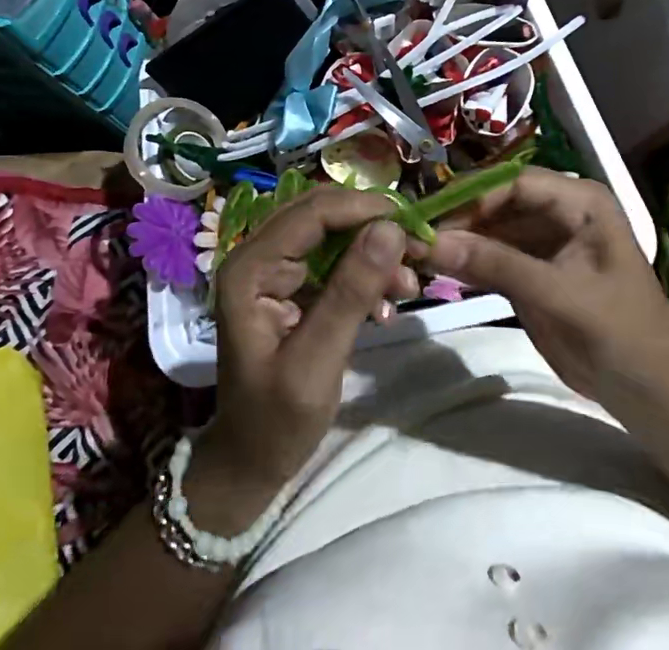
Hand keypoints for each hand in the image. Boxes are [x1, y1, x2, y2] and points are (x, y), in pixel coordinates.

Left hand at [192, 187, 421, 529]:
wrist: (250, 459)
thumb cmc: (275, 419)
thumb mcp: (317, 360)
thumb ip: (351, 292)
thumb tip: (391, 230)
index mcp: (250, 269)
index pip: (312, 213)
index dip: (364, 210)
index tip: (415, 226)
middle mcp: (258, 257)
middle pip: (323, 215)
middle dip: (373, 227)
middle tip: (418, 250)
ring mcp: (275, 271)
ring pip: (333, 235)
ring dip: (374, 253)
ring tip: (408, 288)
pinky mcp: (293, 288)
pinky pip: (335, 262)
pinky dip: (366, 275)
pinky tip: (388, 306)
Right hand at [426, 168, 668, 401]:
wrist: (647, 390)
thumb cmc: (618, 332)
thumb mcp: (558, 294)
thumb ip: (497, 264)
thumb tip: (432, 242)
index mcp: (582, 202)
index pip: (515, 183)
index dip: (471, 196)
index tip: (429, 216)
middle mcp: (561, 213)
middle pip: (498, 203)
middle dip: (460, 219)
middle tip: (414, 238)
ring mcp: (545, 243)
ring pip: (491, 230)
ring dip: (459, 242)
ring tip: (417, 255)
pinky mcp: (533, 271)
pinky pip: (493, 258)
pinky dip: (468, 264)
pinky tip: (438, 272)